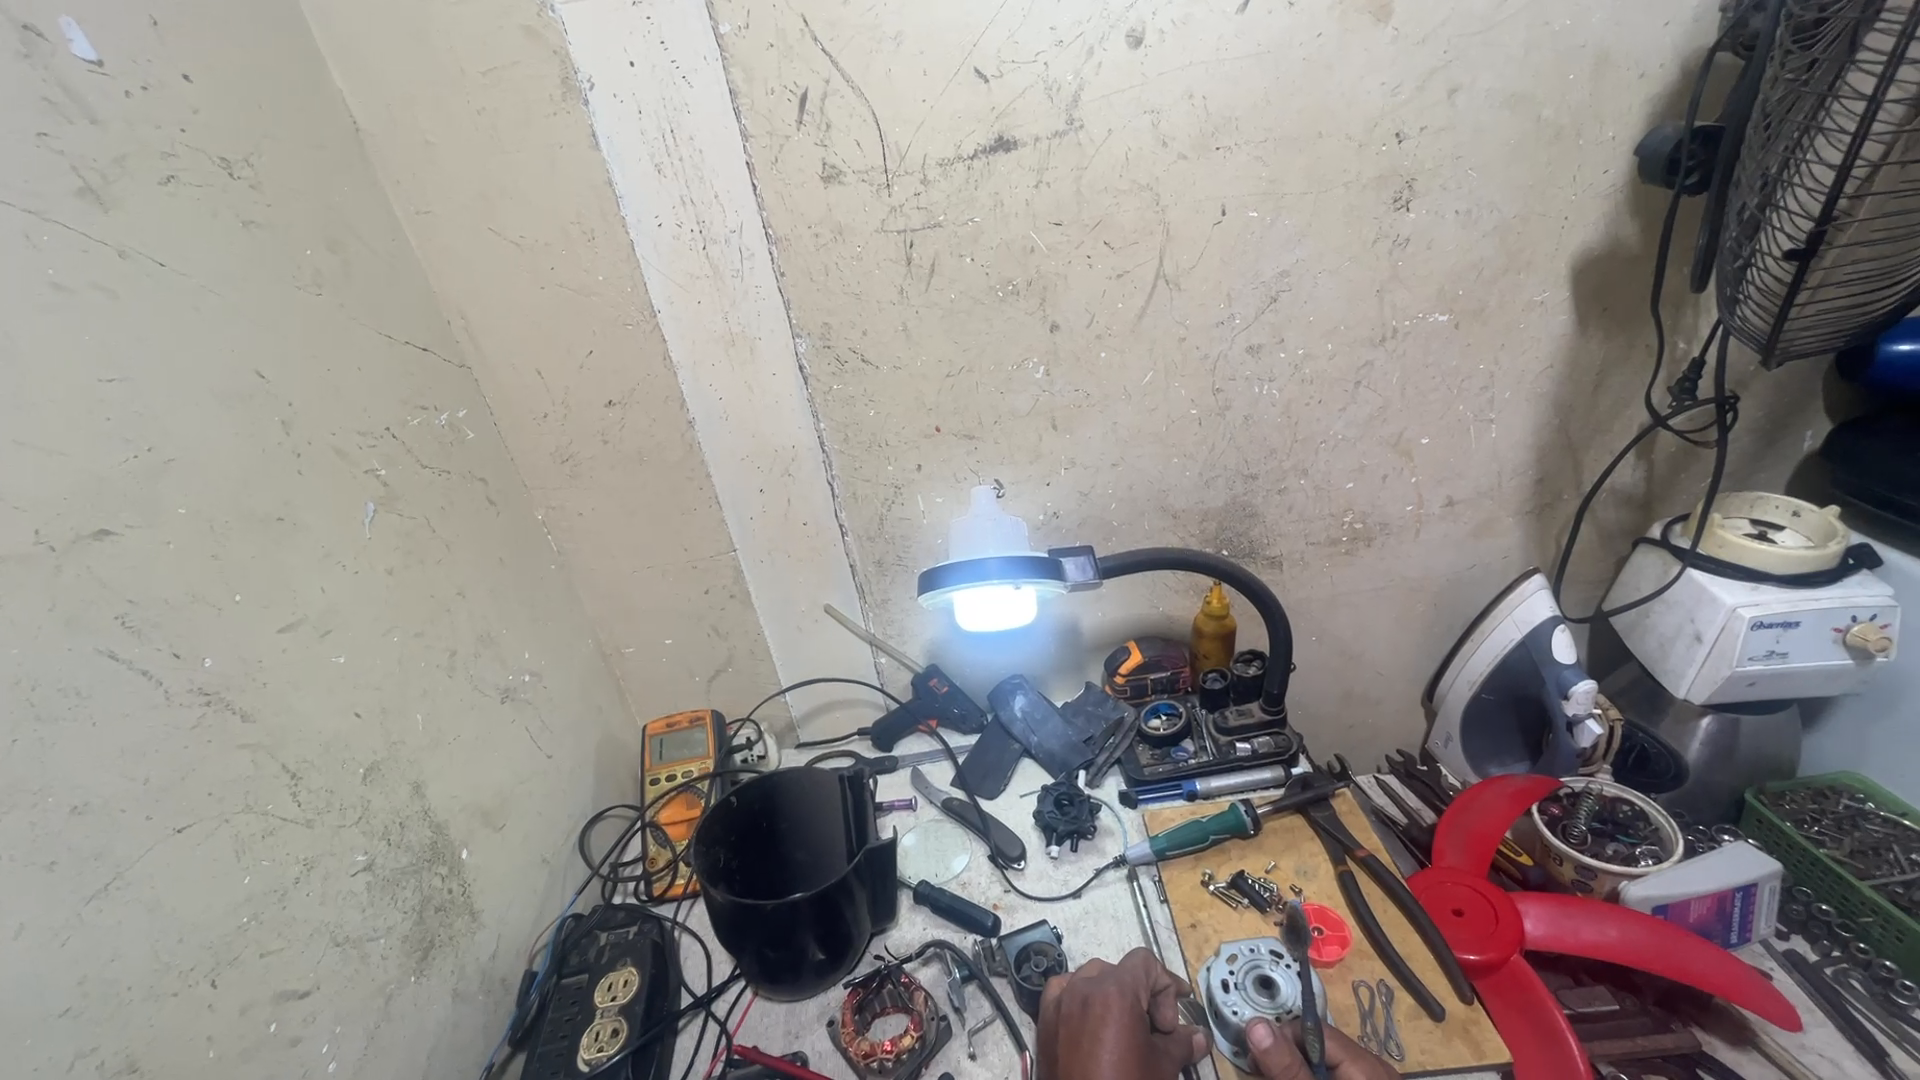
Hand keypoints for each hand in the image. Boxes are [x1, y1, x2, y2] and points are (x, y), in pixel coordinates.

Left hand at [1037, 948, 1209, 1079]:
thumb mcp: (1162, 1067)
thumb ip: (1182, 1043)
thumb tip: (1200, 1036)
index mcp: (1115, 990)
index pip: (1145, 962)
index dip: (1166, 986)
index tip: (1172, 1021)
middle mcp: (1084, 985)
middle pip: (1121, 971)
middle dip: (1143, 995)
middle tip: (1156, 1031)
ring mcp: (1061, 999)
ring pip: (1092, 977)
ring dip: (1114, 994)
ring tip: (1126, 1028)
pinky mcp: (1045, 1016)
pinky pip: (1064, 989)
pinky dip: (1081, 996)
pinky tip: (1092, 1021)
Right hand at [1244, 1017, 1401, 1078]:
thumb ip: (1288, 1067)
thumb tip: (1255, 1023)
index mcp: (1364, 1064)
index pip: (1311, 1028)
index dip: (1281, 1040)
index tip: (1258, 1062)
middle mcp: (1372, 1069)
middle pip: (1316, 1047)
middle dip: (1287, 1059)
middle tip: (1265, 1075)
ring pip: (1324, 1066)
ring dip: (1296, 1071)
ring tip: (1276, 1078)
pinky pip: (1336, 1076)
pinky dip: (1314, 1078)